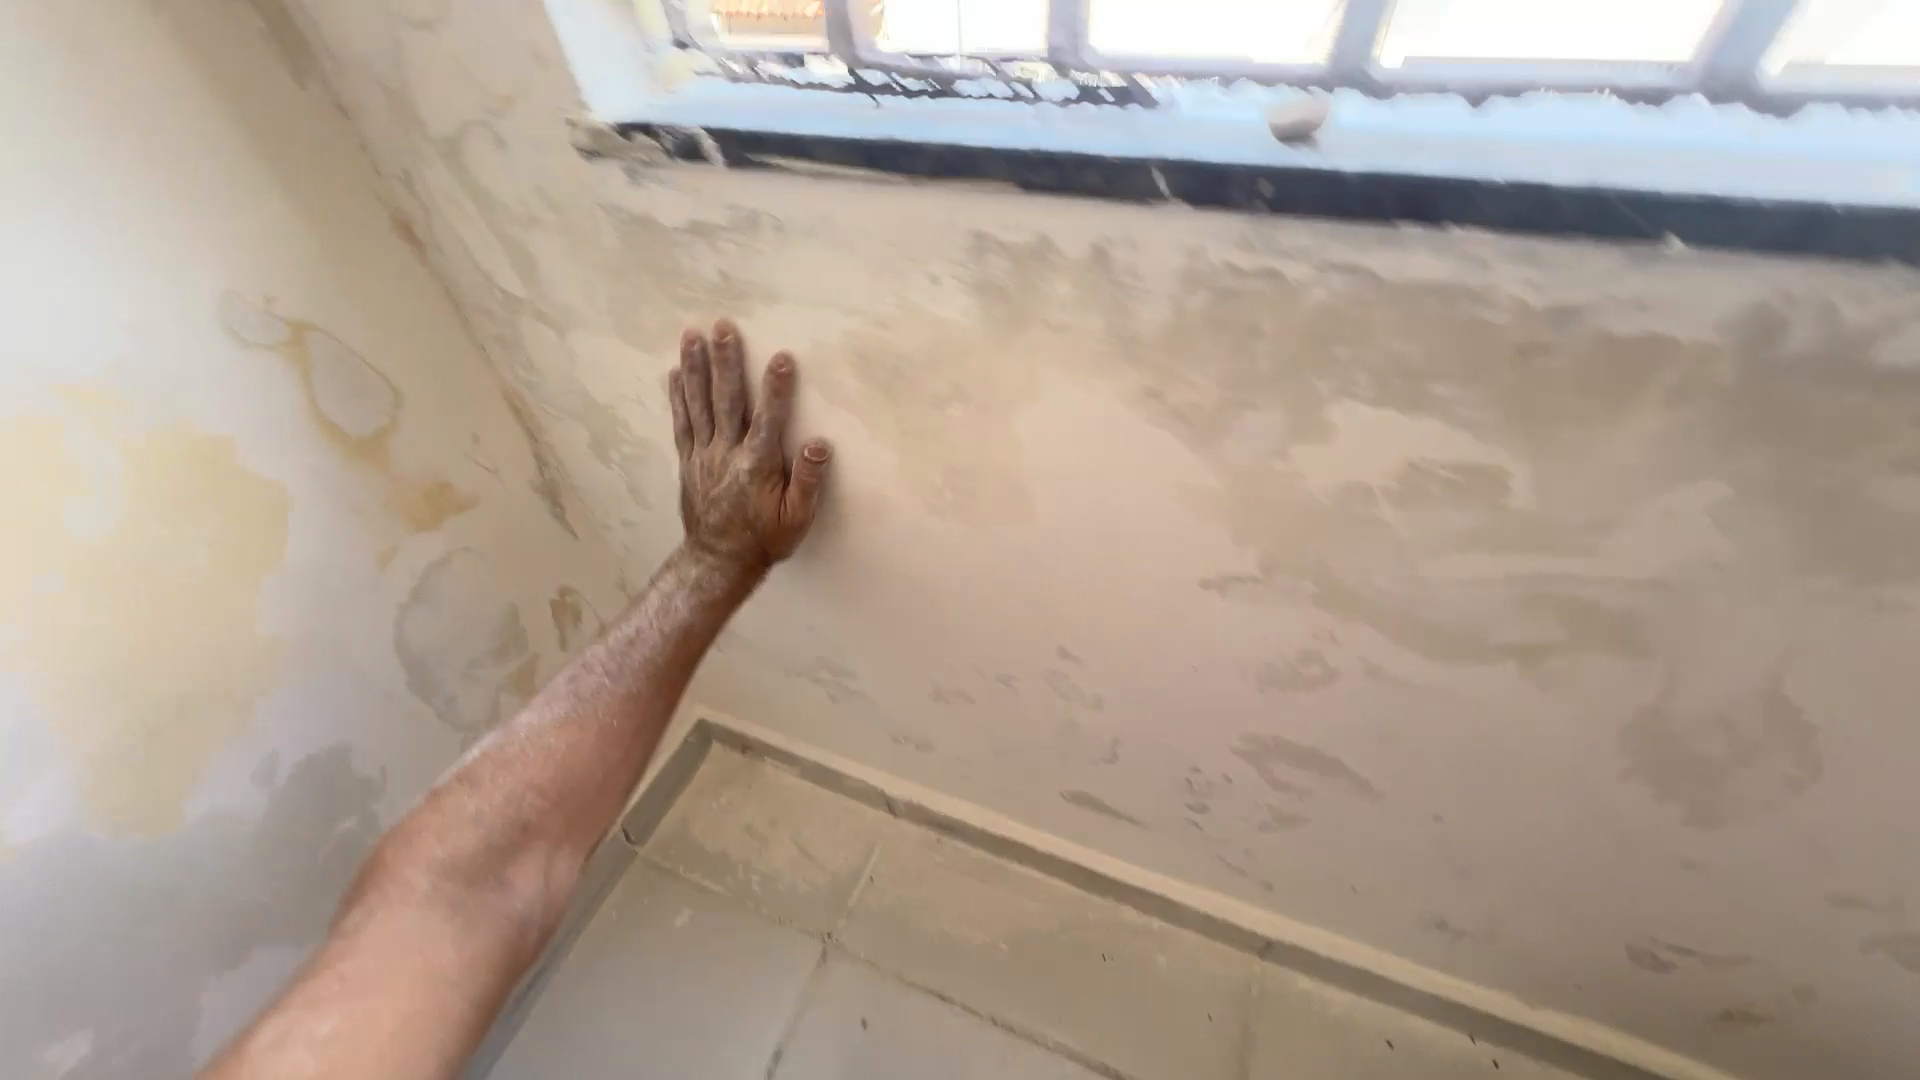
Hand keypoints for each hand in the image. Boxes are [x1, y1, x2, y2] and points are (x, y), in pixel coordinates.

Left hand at [668, 319, 831, 574]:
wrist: (719, 562)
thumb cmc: (766, 539)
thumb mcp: (797, 518)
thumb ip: (808, 480)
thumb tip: (819, 445)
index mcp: (756, 465)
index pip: (769, 419)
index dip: (776, 388)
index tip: (781, 358)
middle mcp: (727, 454)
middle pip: (726, 400)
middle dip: (726, 362)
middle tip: (723, 328)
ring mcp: (703, 456)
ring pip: (699, 405)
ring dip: (696, 369)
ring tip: (692, 336)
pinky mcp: (689, 462)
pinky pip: (682, 423)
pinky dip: (677, 397)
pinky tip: (674, 373)